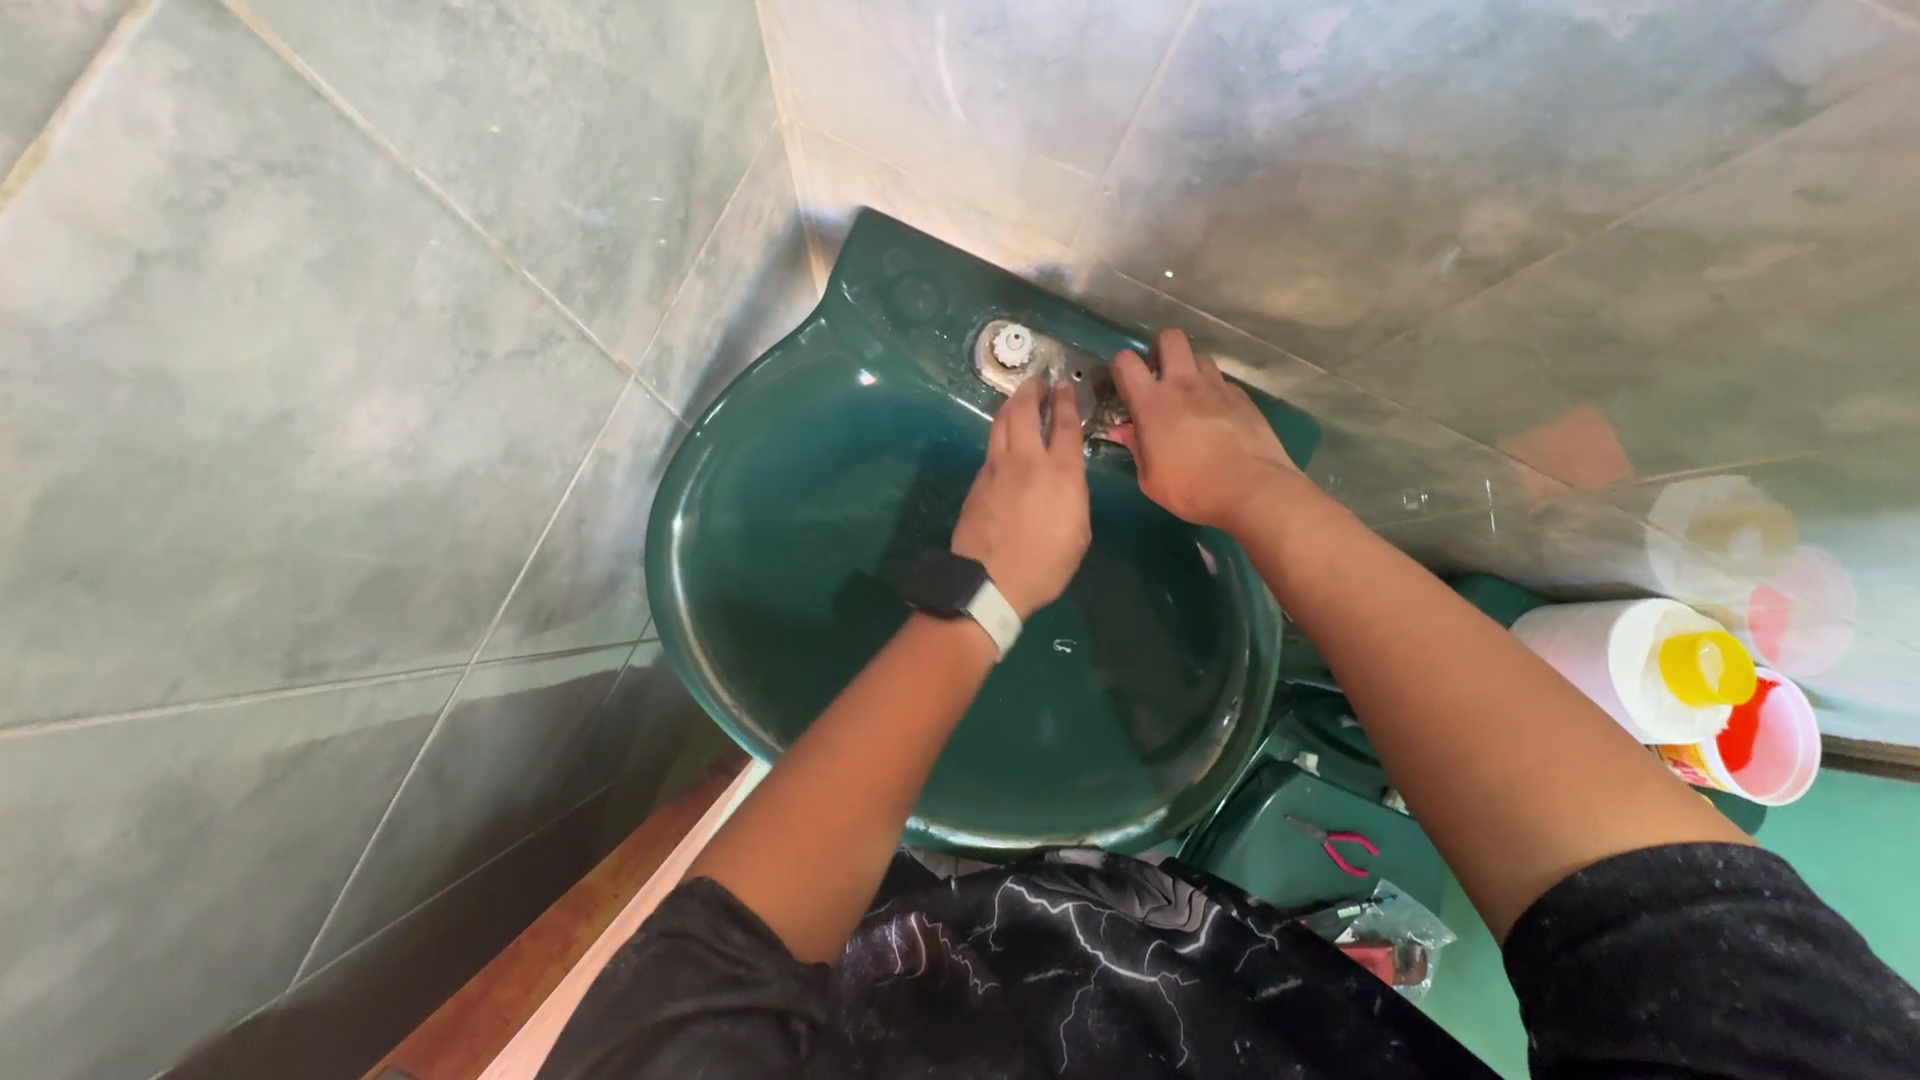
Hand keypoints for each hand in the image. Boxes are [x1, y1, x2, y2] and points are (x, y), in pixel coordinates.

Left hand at [951, 377, 1090, 618]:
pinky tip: (1003, 437)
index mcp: (1061, 474)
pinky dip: (999, 433)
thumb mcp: (1079, 535)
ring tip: (1018, 398)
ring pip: (1001, 423)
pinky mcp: (978, 480)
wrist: (991, 582)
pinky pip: (990, 446)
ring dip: (1011, 405)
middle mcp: (1028, 461)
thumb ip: (1075, 499)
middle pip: (1025, 411)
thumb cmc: (1045, 566)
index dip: (1066, 401)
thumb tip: (1067, 483)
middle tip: (1038, 382)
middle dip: (1032, 391)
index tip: (1064, 385)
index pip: (1065, 424)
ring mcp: (997, 468)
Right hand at [1110, 328, 1302, 530]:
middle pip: (1170, 338)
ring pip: (1199, 357)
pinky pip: (1222, 382)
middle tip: (1160, 377)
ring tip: (1190, 397)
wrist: (1251, 488)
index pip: (1125, 362)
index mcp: (1152, 402)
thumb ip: (1136, 448)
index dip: (1120, 368)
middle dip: (1161, 351)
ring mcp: (1217, 386)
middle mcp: (1183, 384)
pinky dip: (1214, 392)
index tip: (1124, 385)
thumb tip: (1124, 431)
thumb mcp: (1150, 479)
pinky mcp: (1242, 396)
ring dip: (1190, 370)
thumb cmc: (1191, 488)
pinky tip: (1217, 417)